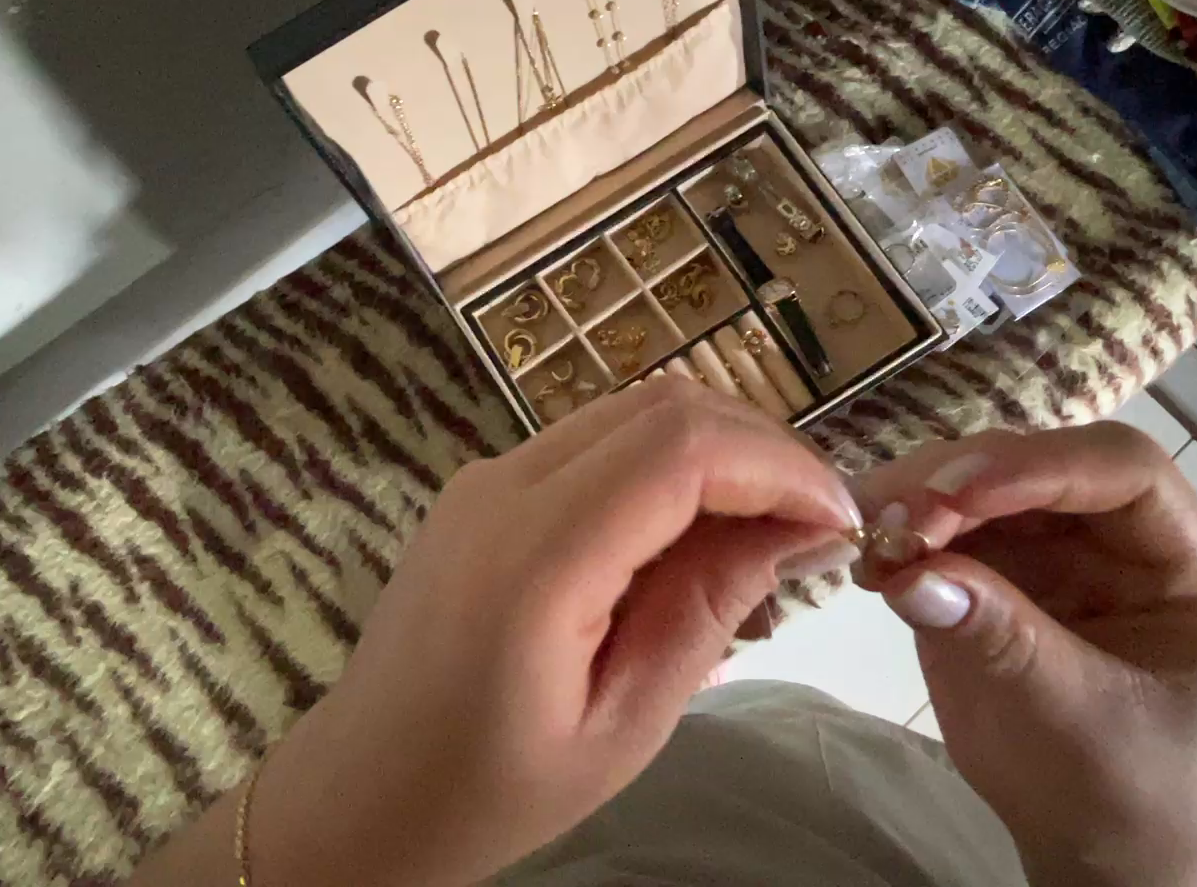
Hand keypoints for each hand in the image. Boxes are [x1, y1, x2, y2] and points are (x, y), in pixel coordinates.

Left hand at [239, 379, 863, 885]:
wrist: (359, 786)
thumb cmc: (487, 788)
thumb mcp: (624, 723)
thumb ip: (708, 608)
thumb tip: (799, 528)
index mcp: (534, 556)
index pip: (680, 450)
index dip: (778, 465)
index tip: (837, 518)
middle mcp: (505, 484)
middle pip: (662, 407)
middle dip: (759, 447)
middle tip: (811, 519)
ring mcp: (490, 472)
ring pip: (633, 411)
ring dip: (716, 449)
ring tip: (764, 523)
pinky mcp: (489, 481)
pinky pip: (598, 440)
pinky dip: (666, 461)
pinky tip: (692, 524)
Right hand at [855, 424, 1196, 886]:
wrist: (1080, 835)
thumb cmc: (1116, 787)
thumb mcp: (1075, 719)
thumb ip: (1001, 639)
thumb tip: (910, 575)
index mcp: (1175, 564)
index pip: (1121, 470)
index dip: (1040, 465)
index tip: (955, 497)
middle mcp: (1104, 534)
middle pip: (1029, 461)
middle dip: (955, 482)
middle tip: (893, 524)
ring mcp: (1038, 543)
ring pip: (967, 479)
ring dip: (910, 498)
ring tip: (867, 542)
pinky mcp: (978, 561)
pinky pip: (929, 522)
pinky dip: (890, 531)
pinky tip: (866, 561)